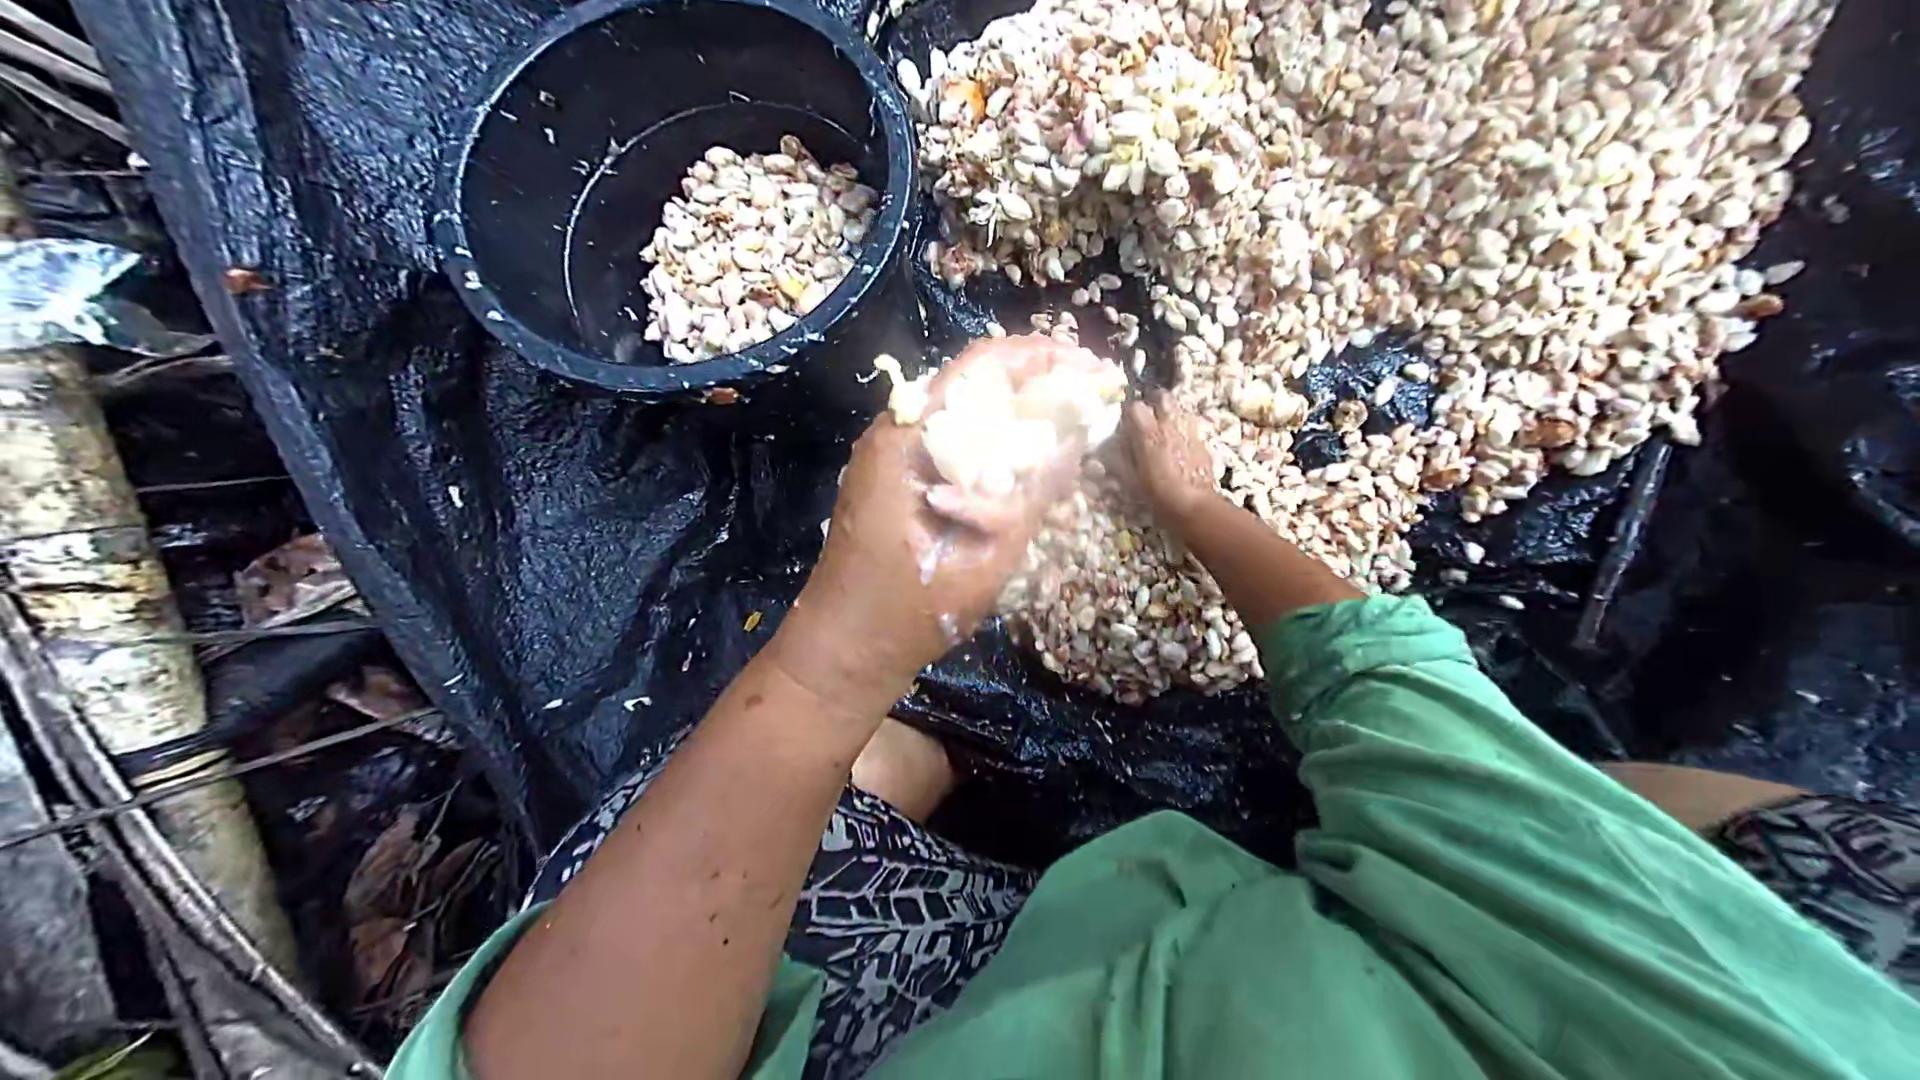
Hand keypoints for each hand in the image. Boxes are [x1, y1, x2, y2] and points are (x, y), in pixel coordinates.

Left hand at [770, 336, 1084, 714]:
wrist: (843, 647)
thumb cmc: (908, 612)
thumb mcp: (985, 559)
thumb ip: (1031, 497)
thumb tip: (1075, 440)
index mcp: (908, 441)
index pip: (978, 367)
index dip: (1039, 357)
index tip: (1088, 368)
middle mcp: (895, 434)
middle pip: (971, 382)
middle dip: (1033, 381)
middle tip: (1085, 395)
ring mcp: (890, 455)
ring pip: (961, 411)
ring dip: (1013, 410)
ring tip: (1065, 421)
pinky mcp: (894, 477)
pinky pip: (950, 441)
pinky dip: (991, 440)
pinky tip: (1023, 458)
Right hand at [1121, 393, 1218, 532]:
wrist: (1193, 508)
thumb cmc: (1156, 495)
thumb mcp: (1129, 479)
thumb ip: (1119, 457)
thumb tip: (1111, 446)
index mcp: (1148, 433)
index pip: (1135, 406)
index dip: (1128, 413)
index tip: (1124, 423)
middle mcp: (1170, 426)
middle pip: (1163, 397)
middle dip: (1154, 403)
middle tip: (1147, 418)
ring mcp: (1189, 432)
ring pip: (1180, 409)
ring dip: (1170, 415)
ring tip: (1163, 430)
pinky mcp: (1203, 443)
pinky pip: (1191, 427)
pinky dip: (1183, 431)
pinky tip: (1180, 447)